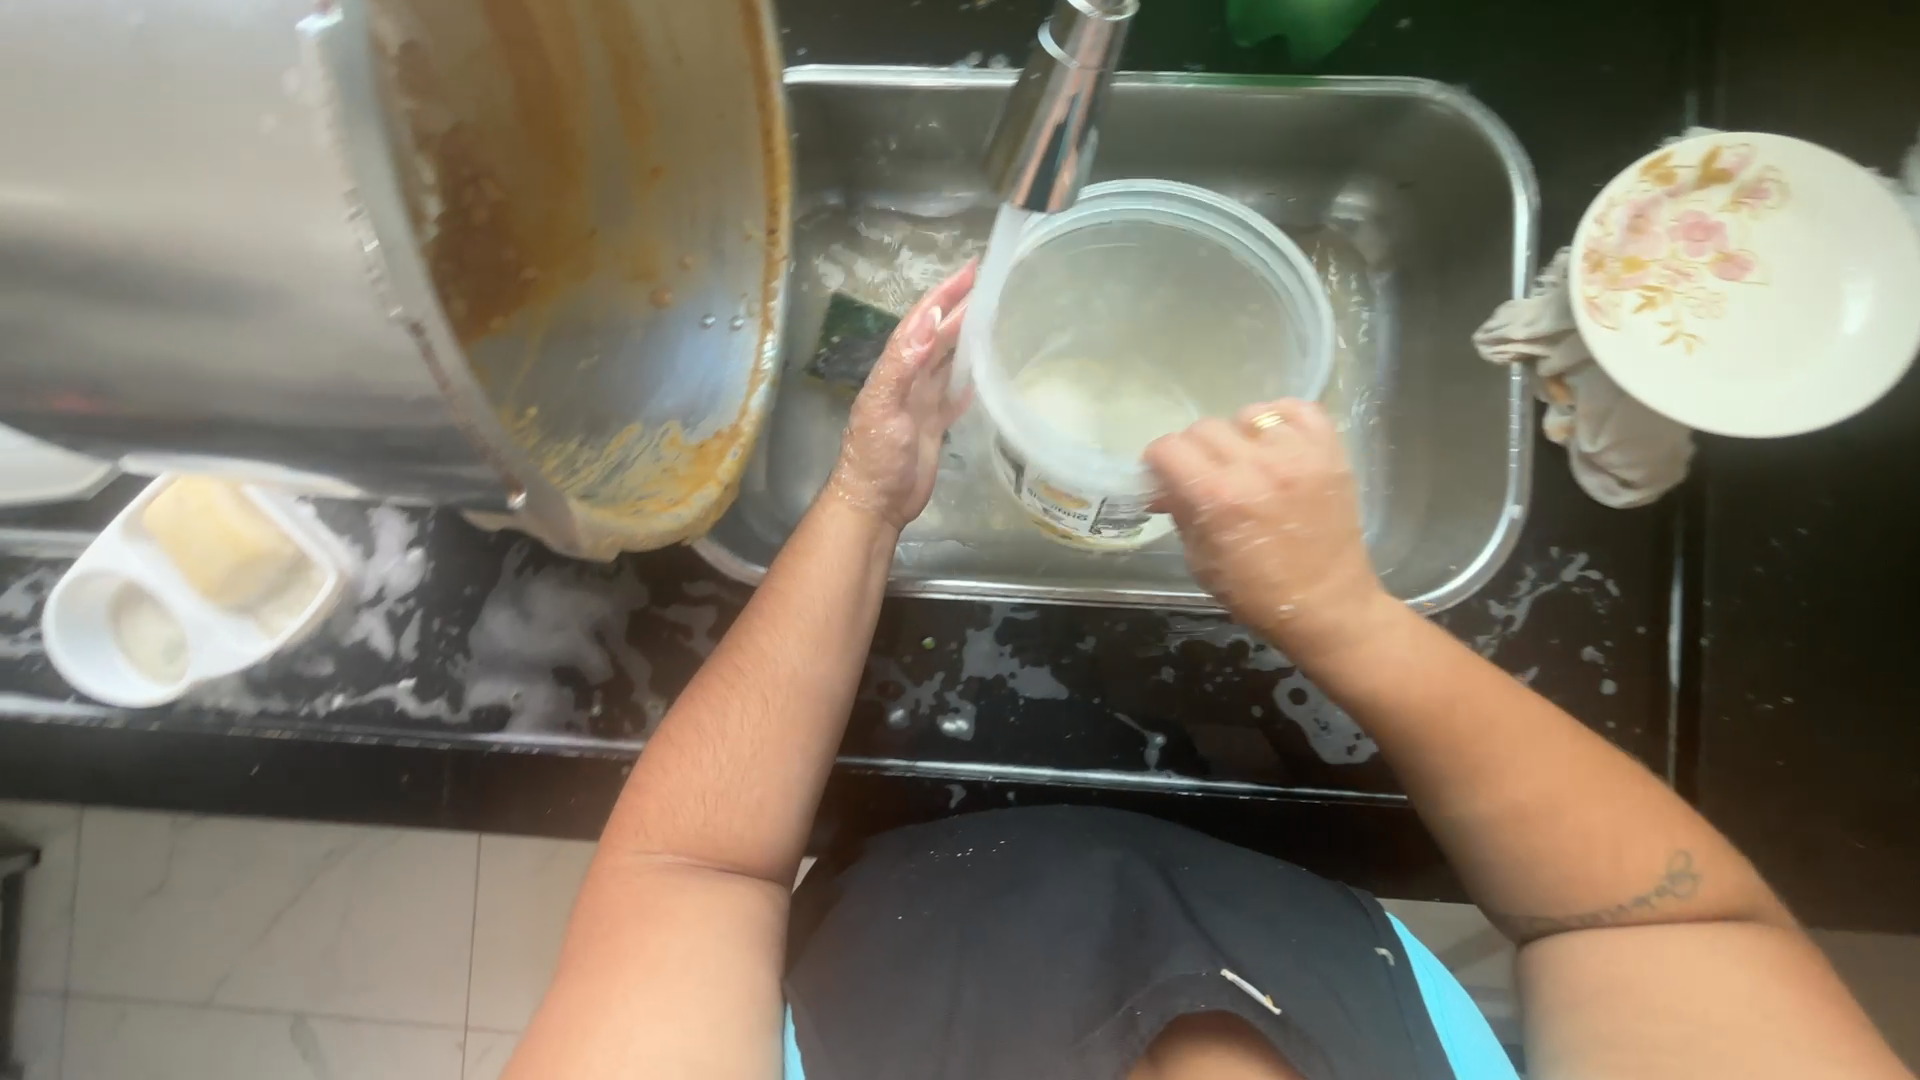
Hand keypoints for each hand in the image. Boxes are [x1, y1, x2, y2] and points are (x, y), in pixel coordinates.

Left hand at [823, 261, 976, 530]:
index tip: (970, 271)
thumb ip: (902, 364)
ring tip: (993, 319)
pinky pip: (953, 397)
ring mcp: (920, 404)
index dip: (943, 295)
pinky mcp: (933, 427)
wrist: (876, 504)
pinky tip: (983, 374)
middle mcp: (907, 381)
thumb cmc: (876, 458)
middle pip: (937, 336)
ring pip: (946, 362)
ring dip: (965, 340)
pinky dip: (967, 382)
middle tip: (990, 286)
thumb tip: (928, 321)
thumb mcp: (884, 407)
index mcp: (894, 370)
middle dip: (959, 309)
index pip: (922, 322)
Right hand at [1145, 399, 1396, 664]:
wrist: (1327, 607)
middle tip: (1200, 475)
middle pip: (1204, 428)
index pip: (1169, 448)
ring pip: (1248, 415)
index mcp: (1218, 497)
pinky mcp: (1330, 454)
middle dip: (1192, 451)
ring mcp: (1298, 456)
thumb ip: (1181, 512)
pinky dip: (1280, 420)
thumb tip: (1162, 487)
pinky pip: (1298, 411)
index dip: (1157, 461)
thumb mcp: (1200, 559)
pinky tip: (1275, 444)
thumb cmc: (1255, 593)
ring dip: (1237, 435)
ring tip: (1244, 461)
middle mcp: (1256, 467)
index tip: (1161, 475)